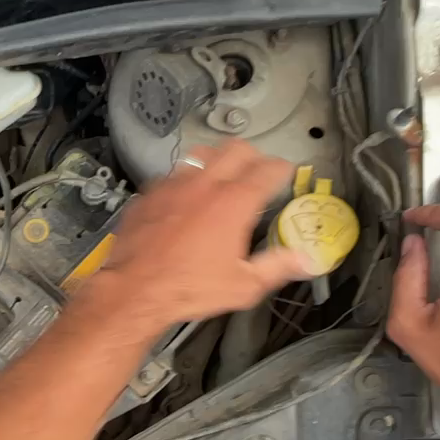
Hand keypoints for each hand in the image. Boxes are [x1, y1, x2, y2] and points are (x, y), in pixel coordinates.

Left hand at [88, 140, 315, 330]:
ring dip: (215, 161)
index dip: (283, 170)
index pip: (270, 169)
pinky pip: (170, 175)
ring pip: (200, 154)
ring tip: (220, 176)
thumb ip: (277, 267)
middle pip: (237, 149)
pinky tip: (183, 197)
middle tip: (255, 170)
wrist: (133, 290)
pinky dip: (182, 181)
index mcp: (234, 202)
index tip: (285, 175)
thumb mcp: (242, 286)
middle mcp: (204, 185)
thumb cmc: (187, 289)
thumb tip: (305, 260)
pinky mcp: (148, 195)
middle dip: (251, 156)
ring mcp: (173, 186)